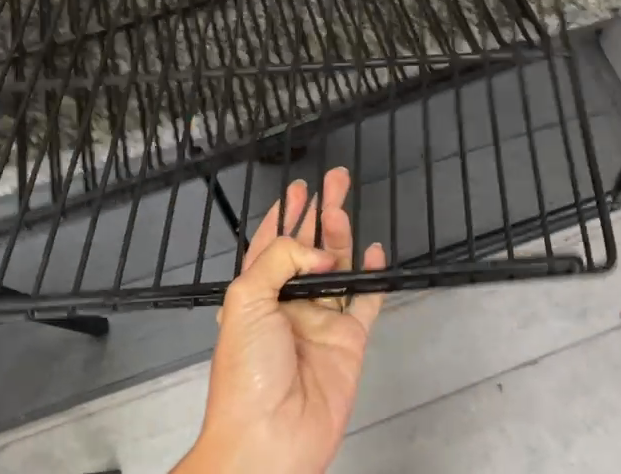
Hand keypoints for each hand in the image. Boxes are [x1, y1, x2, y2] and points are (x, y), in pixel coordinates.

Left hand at [177, 167, 385, 473]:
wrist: (269, 439)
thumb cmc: (245, 376)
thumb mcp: (247, 302)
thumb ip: (280, 260)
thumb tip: (318, 251)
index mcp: (256, 298)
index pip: (270, 246)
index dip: (284, 216)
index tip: (299, 189)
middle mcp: (289, 307)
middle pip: (308, 250)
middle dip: (320, 215)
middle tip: (336, 182)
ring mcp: (320, 323)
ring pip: (337, 268)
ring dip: (342, 237)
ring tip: (344, 207)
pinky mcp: (348, 341)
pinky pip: (365, 301)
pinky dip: (373, 276)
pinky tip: (375, 252)